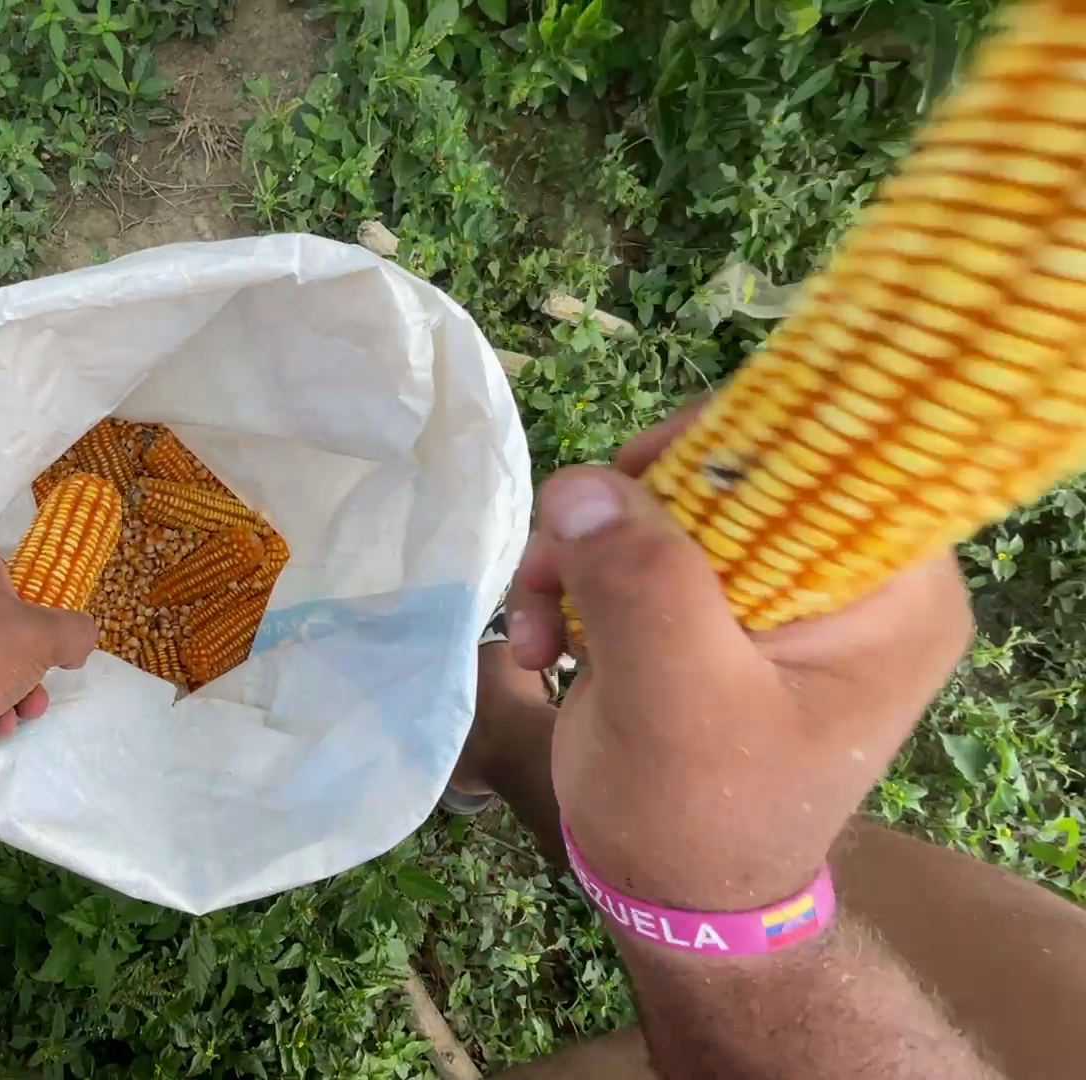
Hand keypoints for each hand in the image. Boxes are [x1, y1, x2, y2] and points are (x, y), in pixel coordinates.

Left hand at [0, 551, 96, 772]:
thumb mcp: (45, 637)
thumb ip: (76, 632)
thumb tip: (81, 639)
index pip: (21, 580)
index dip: (44, 610)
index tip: (57, 640)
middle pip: (10, 629)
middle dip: (33, 667)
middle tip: (42, 687)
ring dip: (15, 693)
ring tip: (22, 714)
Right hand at [506, 409, 972, 910]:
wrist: (658, 878)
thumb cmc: (693, 809)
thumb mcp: (675, 700)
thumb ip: (639, 587)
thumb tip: (579, 483)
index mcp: (878, 587)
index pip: (823, 453)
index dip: (718, 448)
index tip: (628, 485)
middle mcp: (820, 576)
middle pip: (708, 479)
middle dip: (611, 522)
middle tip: (554, 574)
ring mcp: (744, 594)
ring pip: (640, 516)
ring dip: (570, 562)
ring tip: (539, 632)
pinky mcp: (682, 614)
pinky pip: (611, 558)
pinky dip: (562, 590)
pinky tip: (544, 646)